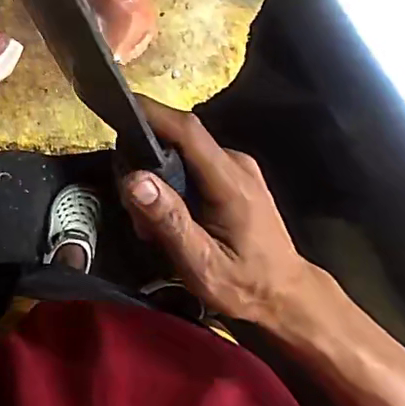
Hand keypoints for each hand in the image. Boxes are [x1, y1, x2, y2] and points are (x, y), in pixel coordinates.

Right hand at [119, 96, 319, 327]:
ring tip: (151, 224)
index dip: (150, 113)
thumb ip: (169, 222)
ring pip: (179, 150)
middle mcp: (235, 163)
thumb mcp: (203, 267)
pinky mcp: (230, 172)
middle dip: (143, 159)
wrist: (288, 299)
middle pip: (176, 137)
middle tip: (132, 208)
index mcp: (231, 182)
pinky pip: (187, 160)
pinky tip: (168, 215)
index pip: (186, 130)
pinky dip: (168, 180)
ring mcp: (235, 165)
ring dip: (154, 175)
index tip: (116, 106)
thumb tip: (133, 179)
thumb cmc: (247, 288)